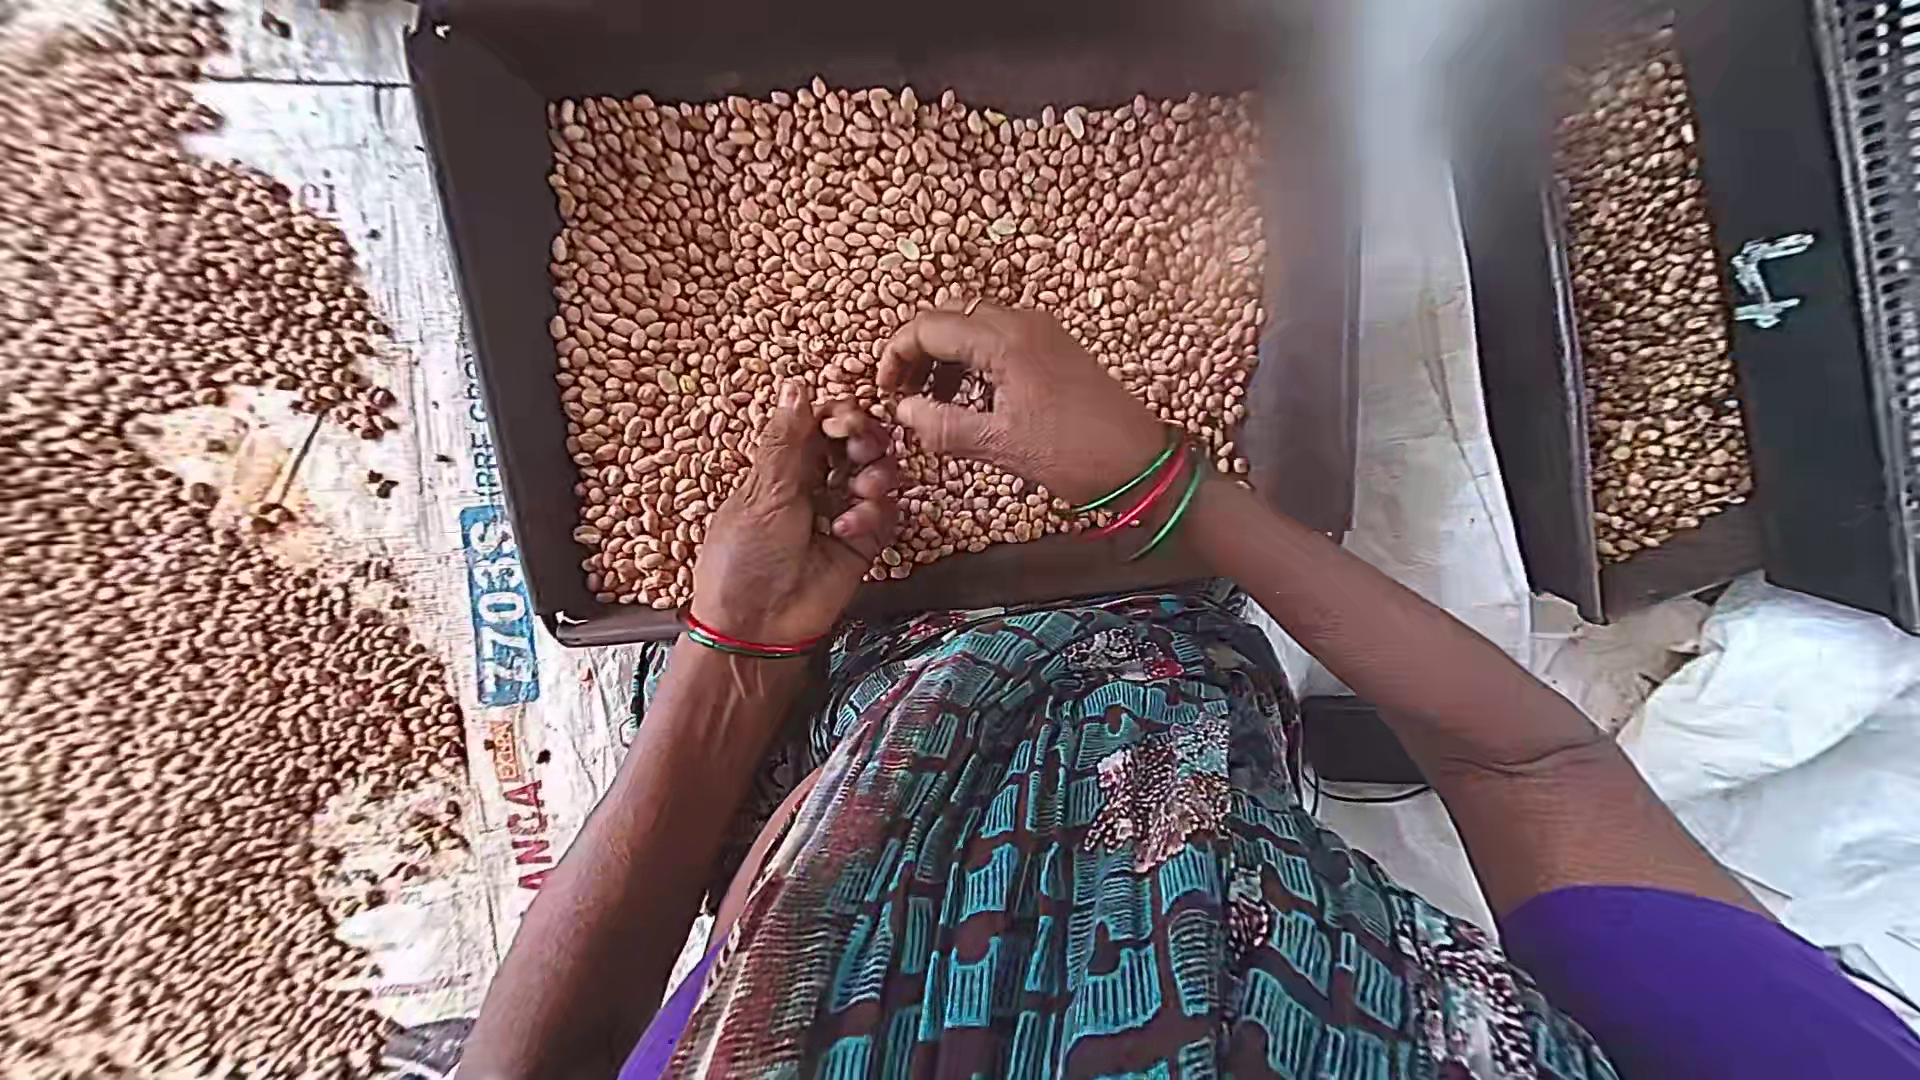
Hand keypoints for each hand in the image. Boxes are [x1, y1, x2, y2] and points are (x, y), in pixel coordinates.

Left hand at [690, 382, 899, 645]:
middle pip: (858, 442)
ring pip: (879, 472)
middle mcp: (818, 482)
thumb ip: (787, 440)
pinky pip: (885, 512)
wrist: (758, 624)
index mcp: (785, 465)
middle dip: (866, 439)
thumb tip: (795, 385)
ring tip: (862, 491)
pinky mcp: (865, 540)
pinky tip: (847, 530)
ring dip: (876, 474)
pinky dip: (872, 514)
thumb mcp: (763, 492)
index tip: (845, 422)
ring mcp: (844, 510)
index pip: (822, 423)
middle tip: (862, 448)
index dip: (840, 415)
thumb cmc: (746, 555)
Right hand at [876, 304, 1166, 503]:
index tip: (884, 390)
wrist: (1141, 462)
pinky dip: (974, 359)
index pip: (929, 326)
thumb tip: (901, 410)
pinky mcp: (1055, 347)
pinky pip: (1001, 338)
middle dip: (918, 350)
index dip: (896, 354)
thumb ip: (942, 425)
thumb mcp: (1000, 445)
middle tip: (905, 392)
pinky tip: (972, 396)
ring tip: (934, 400)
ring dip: (946, 355)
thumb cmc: (1073, 455)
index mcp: (1004, 341)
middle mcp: (1022, 323)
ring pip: (975, 325)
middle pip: (950, 316)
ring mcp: (1042, 331)